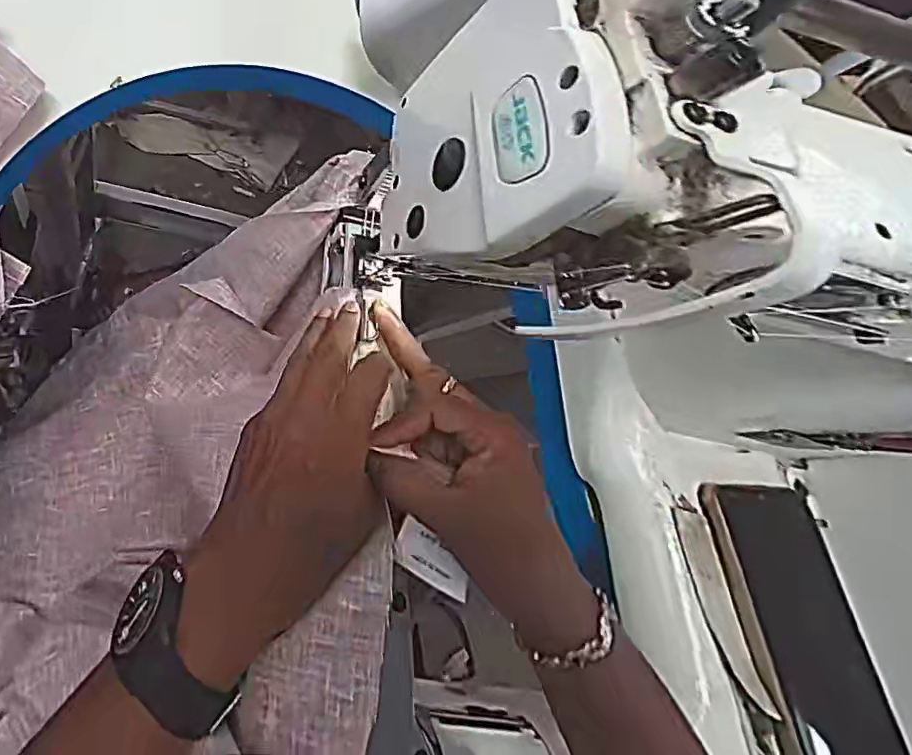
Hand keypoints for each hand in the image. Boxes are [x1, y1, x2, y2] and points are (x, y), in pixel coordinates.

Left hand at [176, 305, 391, 686]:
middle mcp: (305, 421)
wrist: (244, 569)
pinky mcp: (257, 428)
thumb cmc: (305, 554)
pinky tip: (304, 358)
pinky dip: (297, 363)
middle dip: (344, 330)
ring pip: (300, 364)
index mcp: (339, 441)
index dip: (381, 366)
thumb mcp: (363, 514)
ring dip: (316, 336)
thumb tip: (380, 439)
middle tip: (353, 308)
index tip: (387, 361)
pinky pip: (283, 384)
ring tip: (327, 314)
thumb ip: (376, 466)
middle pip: (329, 359)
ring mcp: (276, 421)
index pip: (366, 381)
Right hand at [366, 308, 600, 655]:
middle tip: (381, 321)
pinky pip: (434, 442)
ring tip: (381, 357)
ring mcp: (479, 447)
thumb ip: (402, 480)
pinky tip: (391, 432)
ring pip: (432, 415)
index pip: (432, 407)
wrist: (540, 591)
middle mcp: (487, 430)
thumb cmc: (511, 554)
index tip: (375, 447)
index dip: (399, 425)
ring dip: (404, 400)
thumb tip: (371, 458)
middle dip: (405, 357)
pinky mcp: (471, 466)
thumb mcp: (447, 516)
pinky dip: (411, 439)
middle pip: (436, 389)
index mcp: (491, 432)